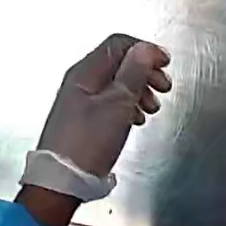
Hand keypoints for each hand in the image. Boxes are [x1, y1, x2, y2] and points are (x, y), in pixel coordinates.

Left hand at [36, 34, 171, 179]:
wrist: (61, 181)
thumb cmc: (87, 143)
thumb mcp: (119, 104)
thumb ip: (133, 73)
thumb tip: (144, 49)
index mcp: (86, 72)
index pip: (119, 44)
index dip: (146, 50)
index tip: (165, 63)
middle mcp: (81, 82)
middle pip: (119, 63)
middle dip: (146, 71)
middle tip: (164, 86)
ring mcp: (81, 100)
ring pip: (117, 83)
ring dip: (139, 90)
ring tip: (152, 106)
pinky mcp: (83, 118)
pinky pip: (110, 101)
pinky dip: (128, 105)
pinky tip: (136, 118)